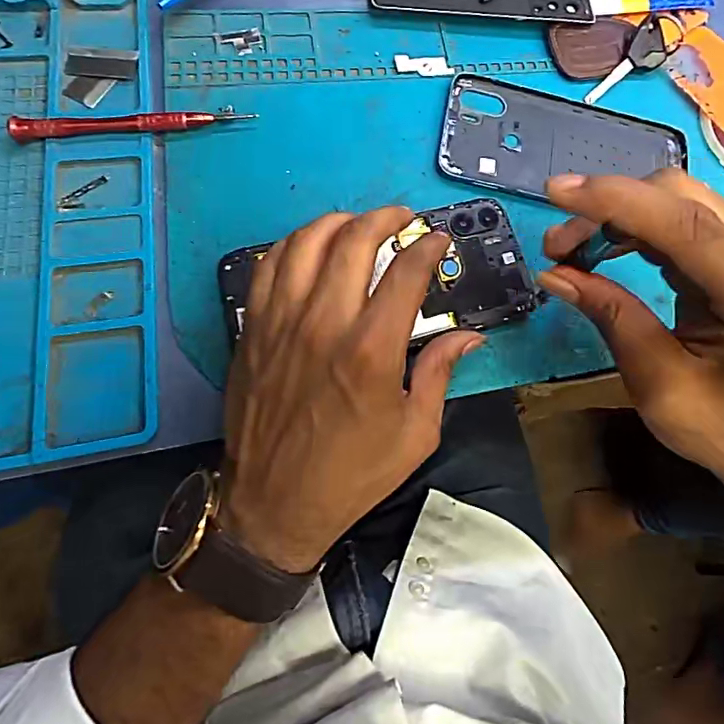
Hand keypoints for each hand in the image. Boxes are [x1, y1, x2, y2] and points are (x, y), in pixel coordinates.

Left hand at [217, 207, 483, 572]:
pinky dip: (293, 244)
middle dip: (385, 218)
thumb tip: (469, 336)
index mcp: (371, 352)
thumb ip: (440, 373)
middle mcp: (323, 325)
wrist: (272, 506)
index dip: (427, 246)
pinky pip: (268, 266)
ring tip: (358, 224)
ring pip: (306, 242)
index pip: (405, 272)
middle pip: (354, 241)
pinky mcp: (253, 329)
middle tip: (402, 218)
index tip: (436, 240)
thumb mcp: (414, 433)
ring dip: (338, 222)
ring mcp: (281, 323)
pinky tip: (310, 247)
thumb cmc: (350, 474)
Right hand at [538, 170, 723, 481]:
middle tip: (557, 245)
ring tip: (570, 248)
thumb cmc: (723, 429)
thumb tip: (554, 272)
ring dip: (618, 214)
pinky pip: (681, 220)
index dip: (619, 201)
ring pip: (678, 201)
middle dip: (610, 208)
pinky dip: (635, 226)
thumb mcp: (659, 385)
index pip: (688, 225)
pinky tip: (604, 248)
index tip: (557, 194)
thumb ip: (613, 318)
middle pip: (682, 199)